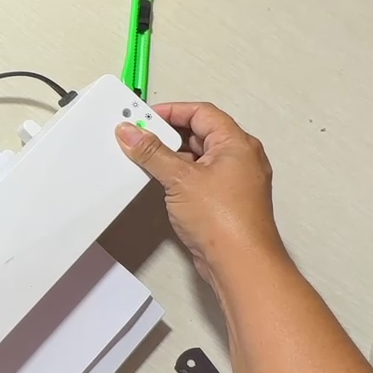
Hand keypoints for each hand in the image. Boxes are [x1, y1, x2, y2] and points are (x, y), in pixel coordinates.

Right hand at [115, 103, 284, 287]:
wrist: (239, 261)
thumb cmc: (226, 220)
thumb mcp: (180, 178)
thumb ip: (152, 153)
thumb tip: (132, 133)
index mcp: (237, 144)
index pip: (201, 113)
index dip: (172, 111)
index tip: (145, 117)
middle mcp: (239, 158)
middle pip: (199, 133)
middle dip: (167, 134)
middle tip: (139, 137)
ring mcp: (231, 180)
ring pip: (197, 156)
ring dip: (170, 155)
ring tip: (145, 158)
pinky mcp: (222, 199)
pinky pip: (196, 176)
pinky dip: (176, 174)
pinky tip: (159, 180)